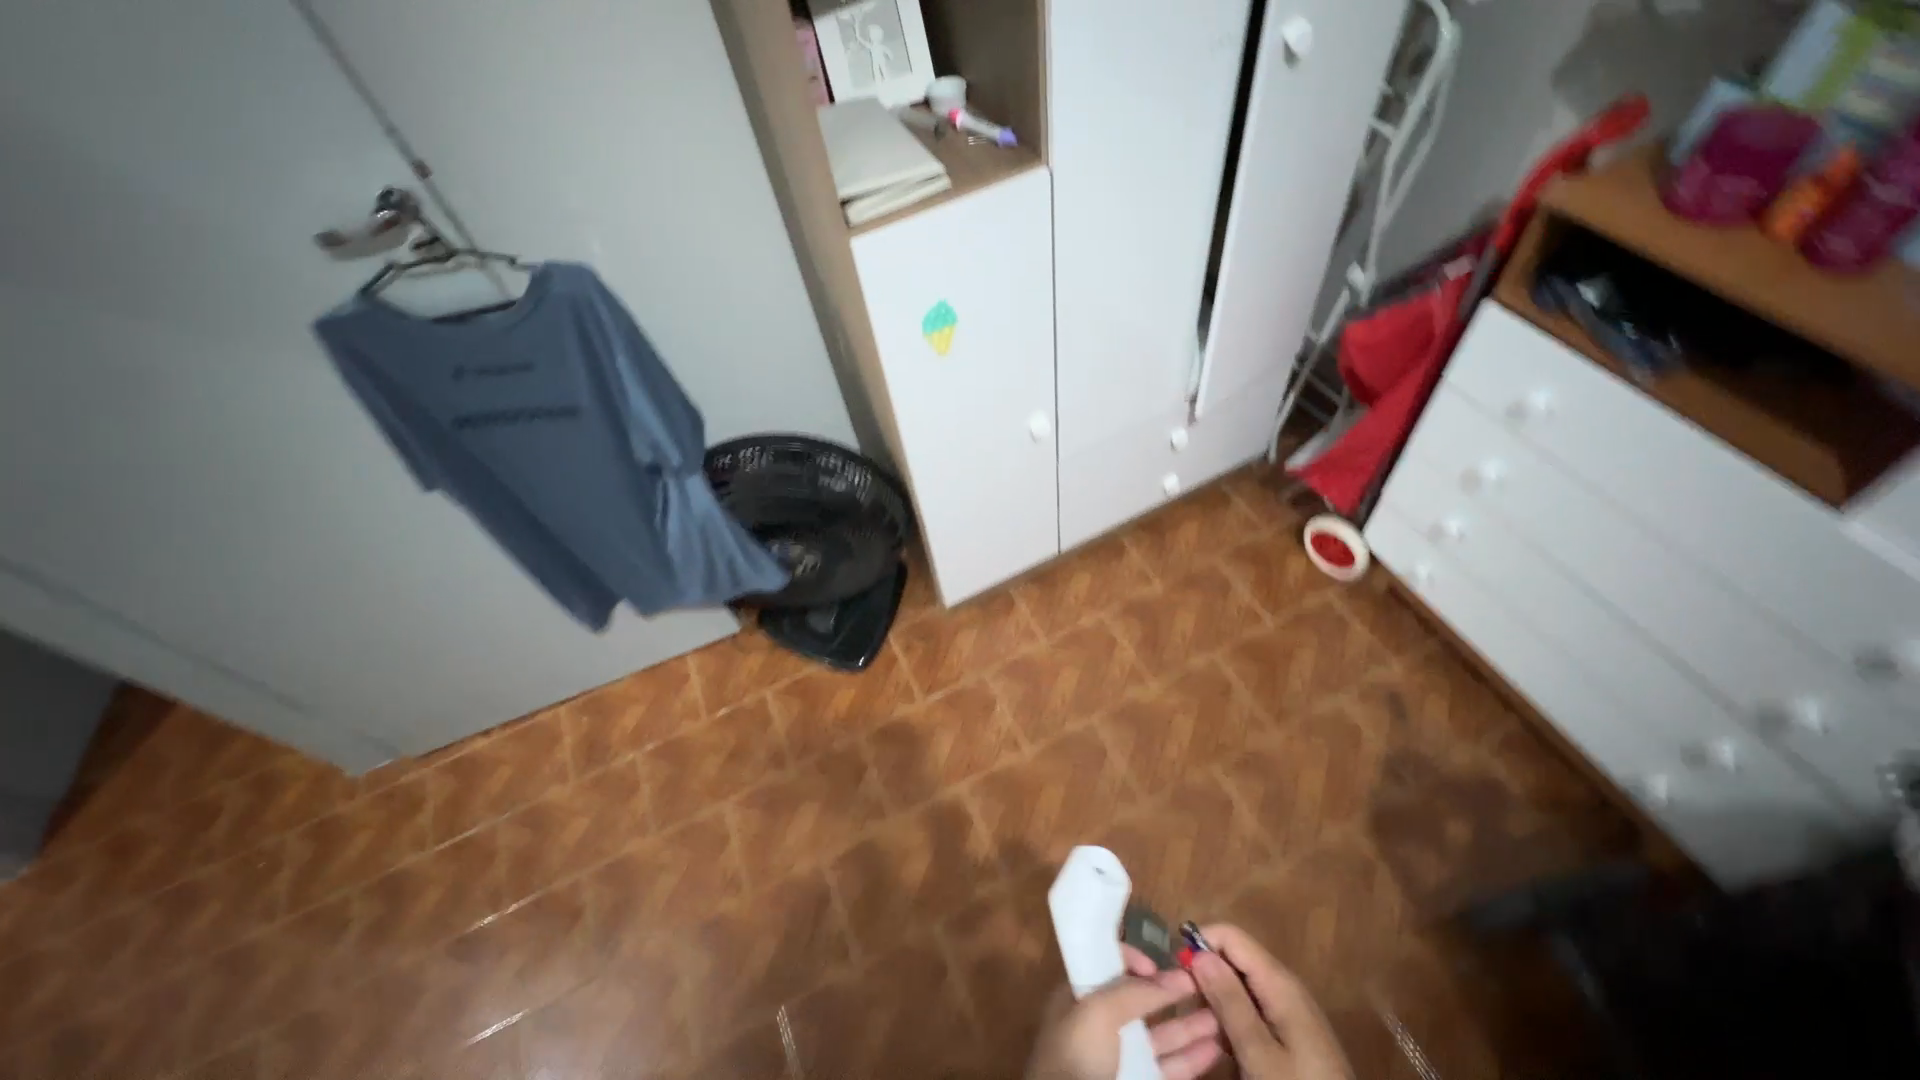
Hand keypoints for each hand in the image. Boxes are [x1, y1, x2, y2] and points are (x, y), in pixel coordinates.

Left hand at [1025, 945, 1223, 1079]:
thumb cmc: (1075, 1057)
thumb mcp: (1096, 1012)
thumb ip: (1133, 992)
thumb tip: (1168, 978)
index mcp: (1079, 997)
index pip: (1108, 968)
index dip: (1134, 961)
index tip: (1160, 965)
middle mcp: (1100, 1024)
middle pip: (1141, 1001)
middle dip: (1173, 992)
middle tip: (1208, 984)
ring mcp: (1120, 1058)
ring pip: (1160, 1035)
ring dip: (1190, 1024)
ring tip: (1224, 1015)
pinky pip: (1168, 1067)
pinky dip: (1191, 1058)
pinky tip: (1216, 1048)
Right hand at [1187, 924, 1353, 1079]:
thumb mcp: (1258, 1053)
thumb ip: (1229, 1002)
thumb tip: (1199, 953)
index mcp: (1279, 982)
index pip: (1231, 936)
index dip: (1200, 944)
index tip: (1177, 974)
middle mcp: (1284, 985)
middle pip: (1234, 958)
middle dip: (1206, 976)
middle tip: (1187, 1010)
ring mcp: (1288, 1006)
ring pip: (1239, 984)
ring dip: (1217, 1001)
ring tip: (1204, 1032)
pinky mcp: (1288, 1026)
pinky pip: (1251, 1006)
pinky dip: (1232, 1018)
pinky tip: (1225, 1045)